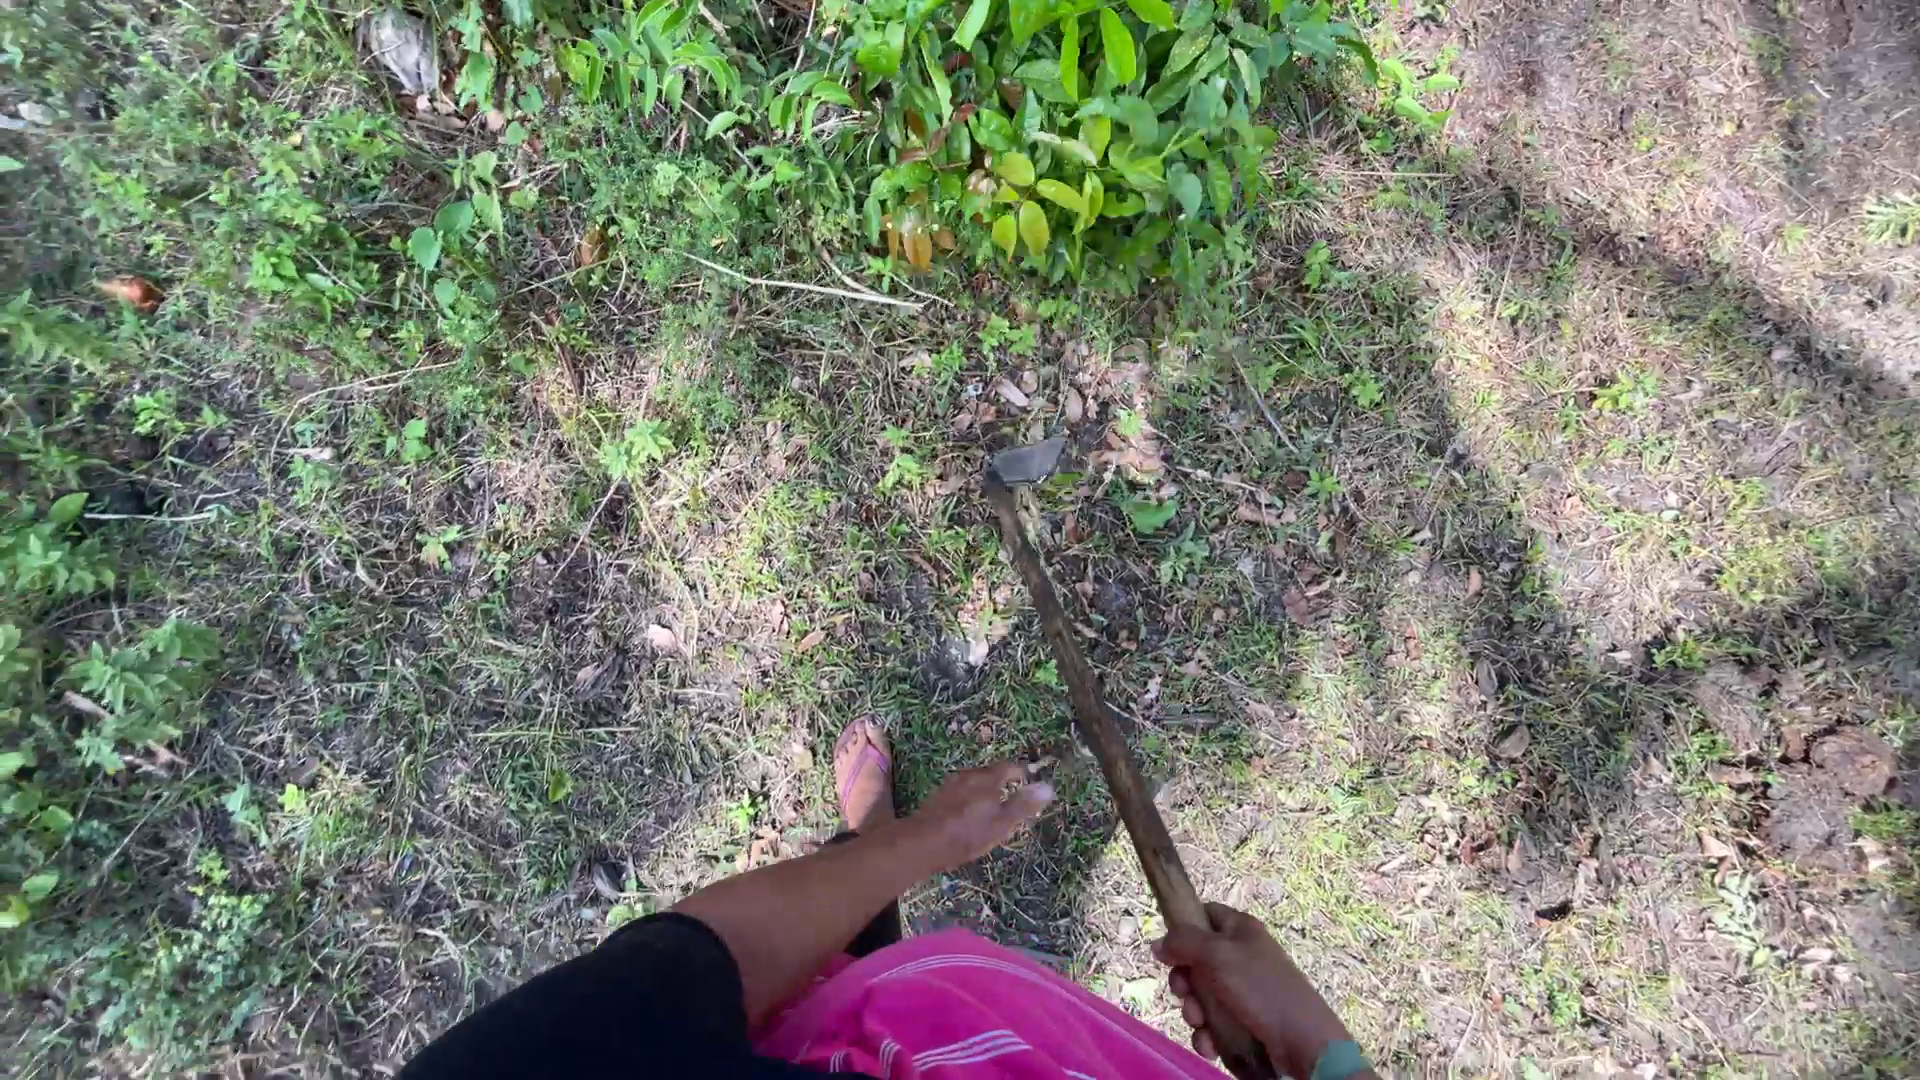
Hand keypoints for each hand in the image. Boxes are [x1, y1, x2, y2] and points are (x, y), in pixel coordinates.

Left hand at [904, 761, 1052, 871]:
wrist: (924, 842)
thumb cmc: (968, 833)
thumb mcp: (1002, 822)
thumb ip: (1023, 804)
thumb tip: (1048, 787)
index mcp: (986, 778)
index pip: (1007, 767)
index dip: (1019, 772)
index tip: (1027, 777)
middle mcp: (967, 775)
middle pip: (989, 773)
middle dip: (1001, 780)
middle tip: (1012, 792)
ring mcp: (950, 785)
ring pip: (973, 782)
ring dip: (984, 789)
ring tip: (992, 803)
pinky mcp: (937, 797)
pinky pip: (960, 792)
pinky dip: (969, 798)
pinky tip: (968, 813)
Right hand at [1152, 903, 1357, 1078]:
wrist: (1304, 1047)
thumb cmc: (1260, 989)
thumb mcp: (1216, 954)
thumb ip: (1182, 942)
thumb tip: (1157, 944)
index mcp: (1239, 929)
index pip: (1203, 914)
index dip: (1183, 927)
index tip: (1170, 948)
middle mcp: (1240, 956)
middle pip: (1195, 959)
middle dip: (1184, 980)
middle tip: (1185, 993)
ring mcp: (1244, 992)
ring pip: (1201, 994)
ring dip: (1194, 1011)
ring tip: (1201, 1025)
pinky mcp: (1246, 1023)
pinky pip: (1214, 1023)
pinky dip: (1207, 1034)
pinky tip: (1210, 1044)